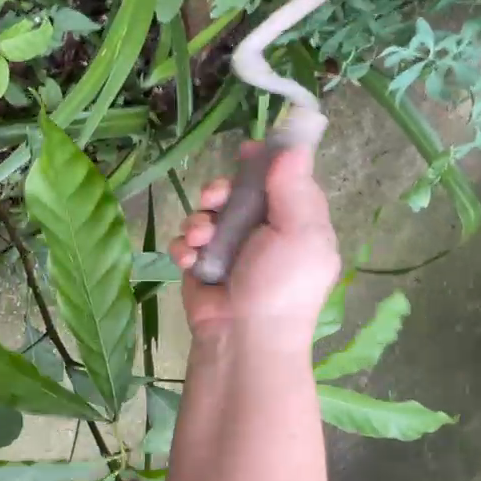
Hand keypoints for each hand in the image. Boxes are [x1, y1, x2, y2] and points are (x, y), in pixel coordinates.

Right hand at [171, 142, 339, 344]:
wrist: (242, 334)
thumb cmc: (280, 284)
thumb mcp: (297, 232)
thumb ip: (292, 188)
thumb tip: (293, 146)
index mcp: (295, 220)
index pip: (281, 178)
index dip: (264, 161)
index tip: (245, 149)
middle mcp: (261, 230)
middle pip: (234, 192)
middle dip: (217, 192)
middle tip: (212, 199)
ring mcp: (227, 248)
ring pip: (203, 215)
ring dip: (196, 223)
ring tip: (199, 241)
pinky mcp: (199, 264)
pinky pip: (184, 243)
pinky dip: (183, 249)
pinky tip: (189, 261)